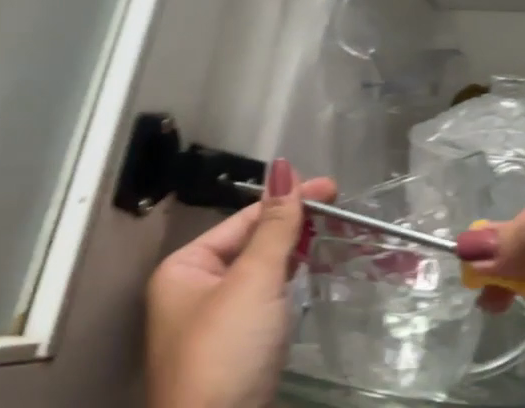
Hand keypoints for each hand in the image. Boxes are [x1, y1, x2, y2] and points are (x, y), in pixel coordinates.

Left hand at [146, 159, 336, 407]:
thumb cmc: (226, 354)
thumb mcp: (253, 281)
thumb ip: (274, 225)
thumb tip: (284, 166)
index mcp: (184, 270)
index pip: (243, 220)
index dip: (287, 200)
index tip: (331, 188)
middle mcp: (192, 294)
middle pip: (250, 246)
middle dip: (292, 227)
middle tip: (339, 211)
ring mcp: (213, 329)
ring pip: (259, 277)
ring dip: (292, 256)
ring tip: (333, 237)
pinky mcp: (234, 357)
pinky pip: (263, 307)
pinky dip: (287, 289)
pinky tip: (309, 280)